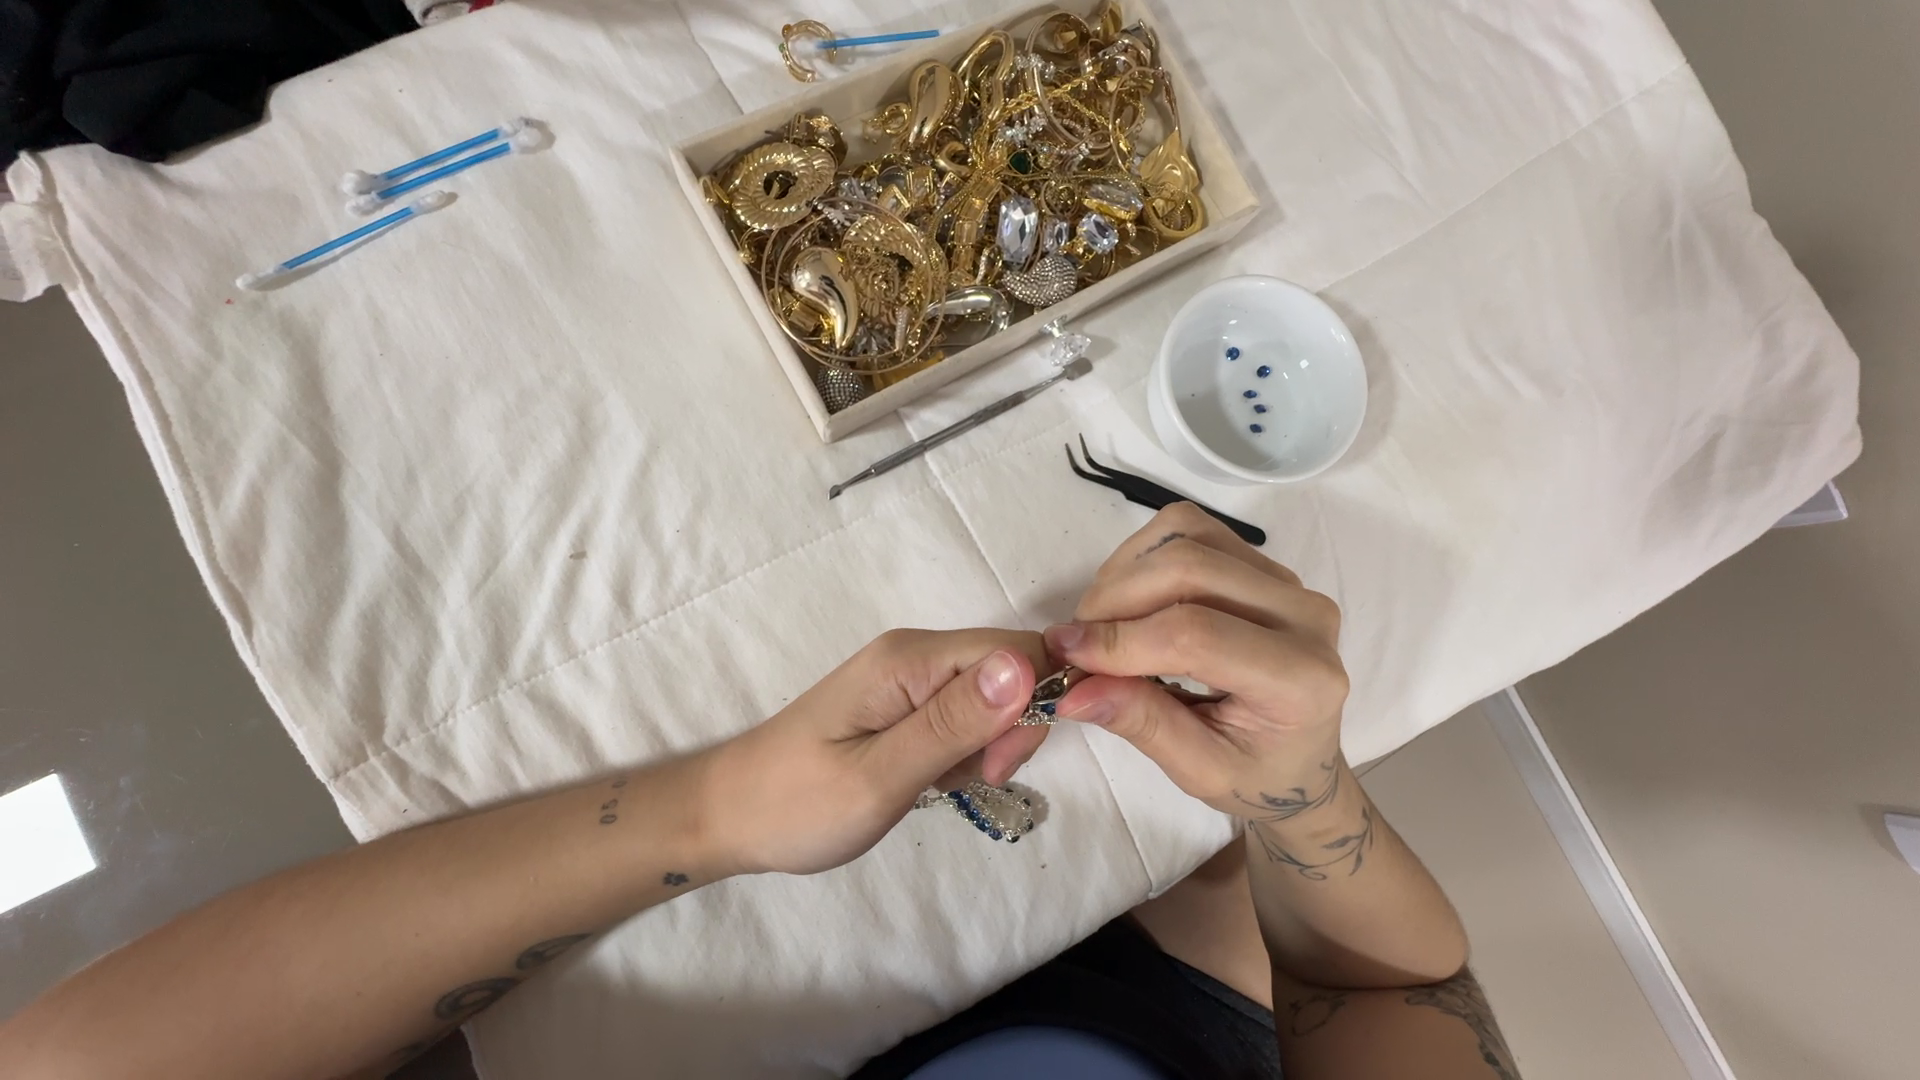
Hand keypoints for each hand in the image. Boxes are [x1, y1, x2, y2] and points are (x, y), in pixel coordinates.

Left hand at [702, 629, 1050, 875]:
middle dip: (1009, 728)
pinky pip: (963, 716)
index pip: (1017, 648)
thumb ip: (953, 722)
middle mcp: (915, 654)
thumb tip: (1024, 665)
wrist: (732, 815)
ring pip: (992, 697)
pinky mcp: (904, 702)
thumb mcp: (880, 775)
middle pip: (1009, 669)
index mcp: (910, 659)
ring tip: (939, 783)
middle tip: (969, 778)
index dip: (1033, 701)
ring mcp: (909, 677)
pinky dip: (962, 751)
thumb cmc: (799, 804)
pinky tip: (929, 778)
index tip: (1001, 761)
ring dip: (985, 745)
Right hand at [1047, 503, 1349, 814]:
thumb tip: (1071, 690)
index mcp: (1301, 679)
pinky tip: (1129, 597)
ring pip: (1187, 536)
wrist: (1298, 756)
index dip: (1121, 640)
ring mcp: (1285, 580)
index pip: (1197, 634)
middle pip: (1191, 568)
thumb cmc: (1253, 773)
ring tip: (1102, 621)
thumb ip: (1141, 724)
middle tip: (1076, 641)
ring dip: (1124, 572)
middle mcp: (1303, 615)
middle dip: (1114, 599)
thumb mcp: (1199, 771)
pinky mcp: (1260, 562)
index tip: (1065, 654)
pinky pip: (1189, 528)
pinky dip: (1142, 554)